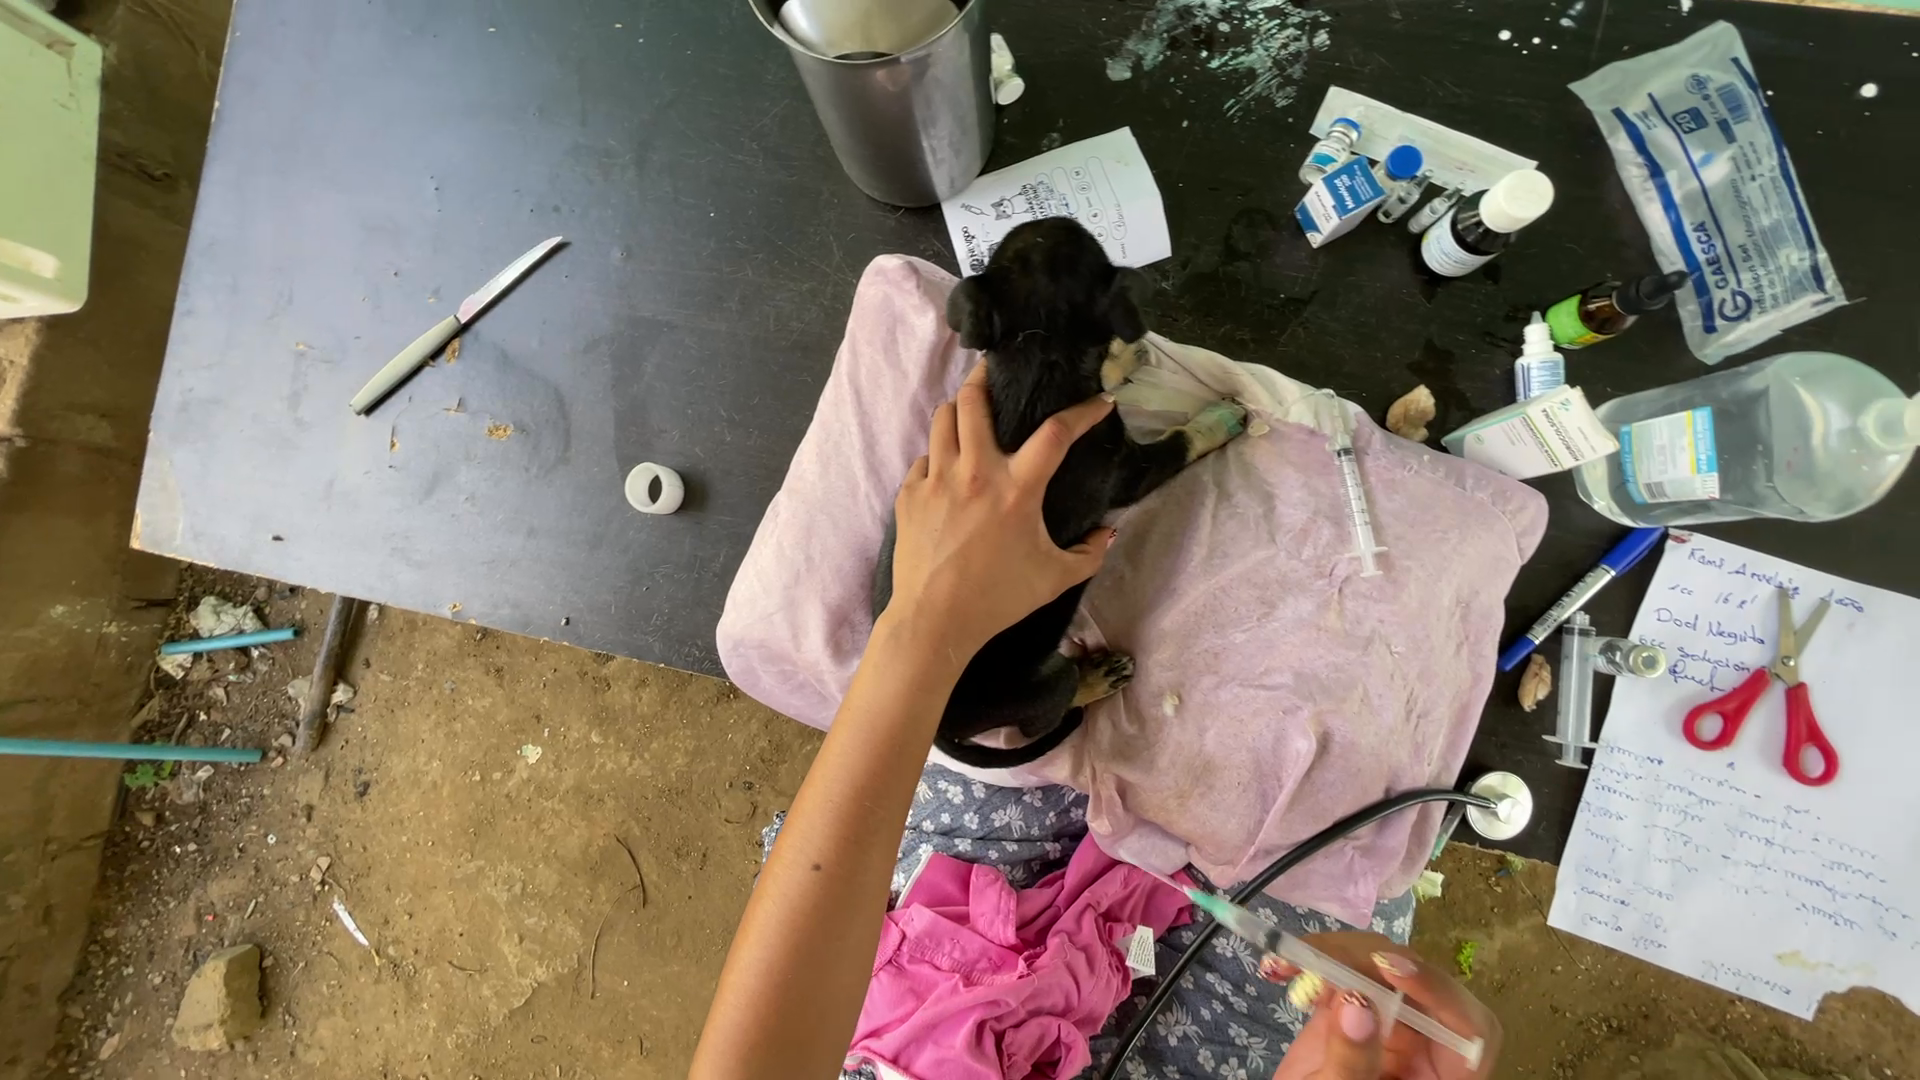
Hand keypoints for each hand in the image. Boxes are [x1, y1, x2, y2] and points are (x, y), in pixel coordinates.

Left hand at [884, 361, 1117, 660]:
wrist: (934, 621)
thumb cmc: (998, 599)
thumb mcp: (1055, 579)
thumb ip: (1089, 553)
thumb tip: (1108, 532)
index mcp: (1016, 489)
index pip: (1056, 432)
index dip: (1084, 411)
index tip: (1100, 401)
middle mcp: (974, 472)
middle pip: (974, 401)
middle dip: (985, 378)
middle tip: (994, 373)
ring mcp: (936, 480)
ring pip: (942, 419)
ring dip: (958, 410)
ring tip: (968, 413)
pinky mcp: (909, 495)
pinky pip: (923, 459)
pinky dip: (937, 457)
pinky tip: (946, 470)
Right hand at [1263, 933, 1499, 1079]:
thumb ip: (1352, 1064)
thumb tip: (1356, 1002)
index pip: (1471, 1029)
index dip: (1438, 990)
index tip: (1387, 967)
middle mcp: (1427, 1051)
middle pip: (1419, 985)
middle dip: (1366, 961)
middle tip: (1315, 958)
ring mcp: (1390, 1029)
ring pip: (1381, 968)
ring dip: (1331, 954)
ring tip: (1284, 963)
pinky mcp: (1353, 1013)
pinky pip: (1344, 972)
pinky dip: (1311, 959)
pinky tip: (1279, 968)